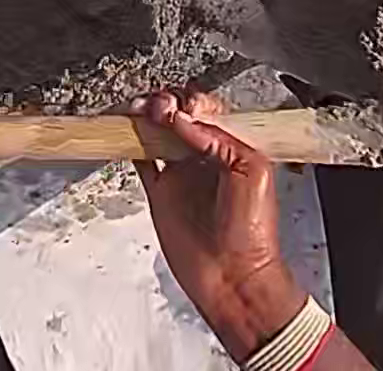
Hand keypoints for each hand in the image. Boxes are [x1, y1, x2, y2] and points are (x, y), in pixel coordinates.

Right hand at [133, 89, 306, 360]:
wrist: (236, 280)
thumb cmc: (254, 232)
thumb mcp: (252, 172)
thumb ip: (219, 139)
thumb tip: (184, 119)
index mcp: (228, 145)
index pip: (205, 108)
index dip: (191, 101)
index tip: (182, 108)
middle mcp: (202, 154)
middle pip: (177, 112)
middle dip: (165, 102)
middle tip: (160, 108)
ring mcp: (180, 171)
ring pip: (157, 129)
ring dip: (145, 114)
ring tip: (140, 111)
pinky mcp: (160, 190)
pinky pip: (142, 158)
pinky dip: (132, 142)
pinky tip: (128, 130)